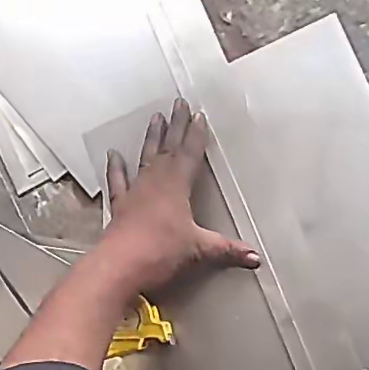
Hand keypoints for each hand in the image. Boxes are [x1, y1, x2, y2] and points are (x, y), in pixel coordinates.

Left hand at [98, 99, 259, 294]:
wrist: (120, 266)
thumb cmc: (161, 252)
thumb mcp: (199, 250)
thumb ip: (227, 250)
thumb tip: (255, 258)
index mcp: (176, 186)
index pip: (189, 153)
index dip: (196, 134)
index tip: (199, 114)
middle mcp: (155, 182)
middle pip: (168, 148)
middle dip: (175, 126)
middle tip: (178, 103)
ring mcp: (135, 193)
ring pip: (145, 158)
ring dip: (151, 139)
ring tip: (154, 118)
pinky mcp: (119, 207)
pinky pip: (117, 182)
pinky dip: (115, 168)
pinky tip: (113, 155)